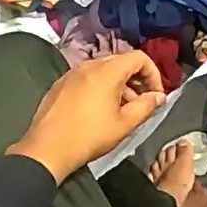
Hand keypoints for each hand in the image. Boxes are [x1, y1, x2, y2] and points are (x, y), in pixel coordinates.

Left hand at [6, 52, 166, 182]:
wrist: (47, 148)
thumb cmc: (90, 136)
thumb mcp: (125, 124)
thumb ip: (146, 106)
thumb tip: (159, 96)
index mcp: (106, 70)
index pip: (138, 57)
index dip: (153, 74)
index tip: (156, 95)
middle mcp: (88, 65)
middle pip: (121, 62)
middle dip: (137, 79)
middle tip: (142, 103)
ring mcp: (71, 73)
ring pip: (103, 70)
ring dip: (119, 84)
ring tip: (122, 109)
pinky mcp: (60, 84)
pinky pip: (87, 78)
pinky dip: (100, 87)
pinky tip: (99, 110)